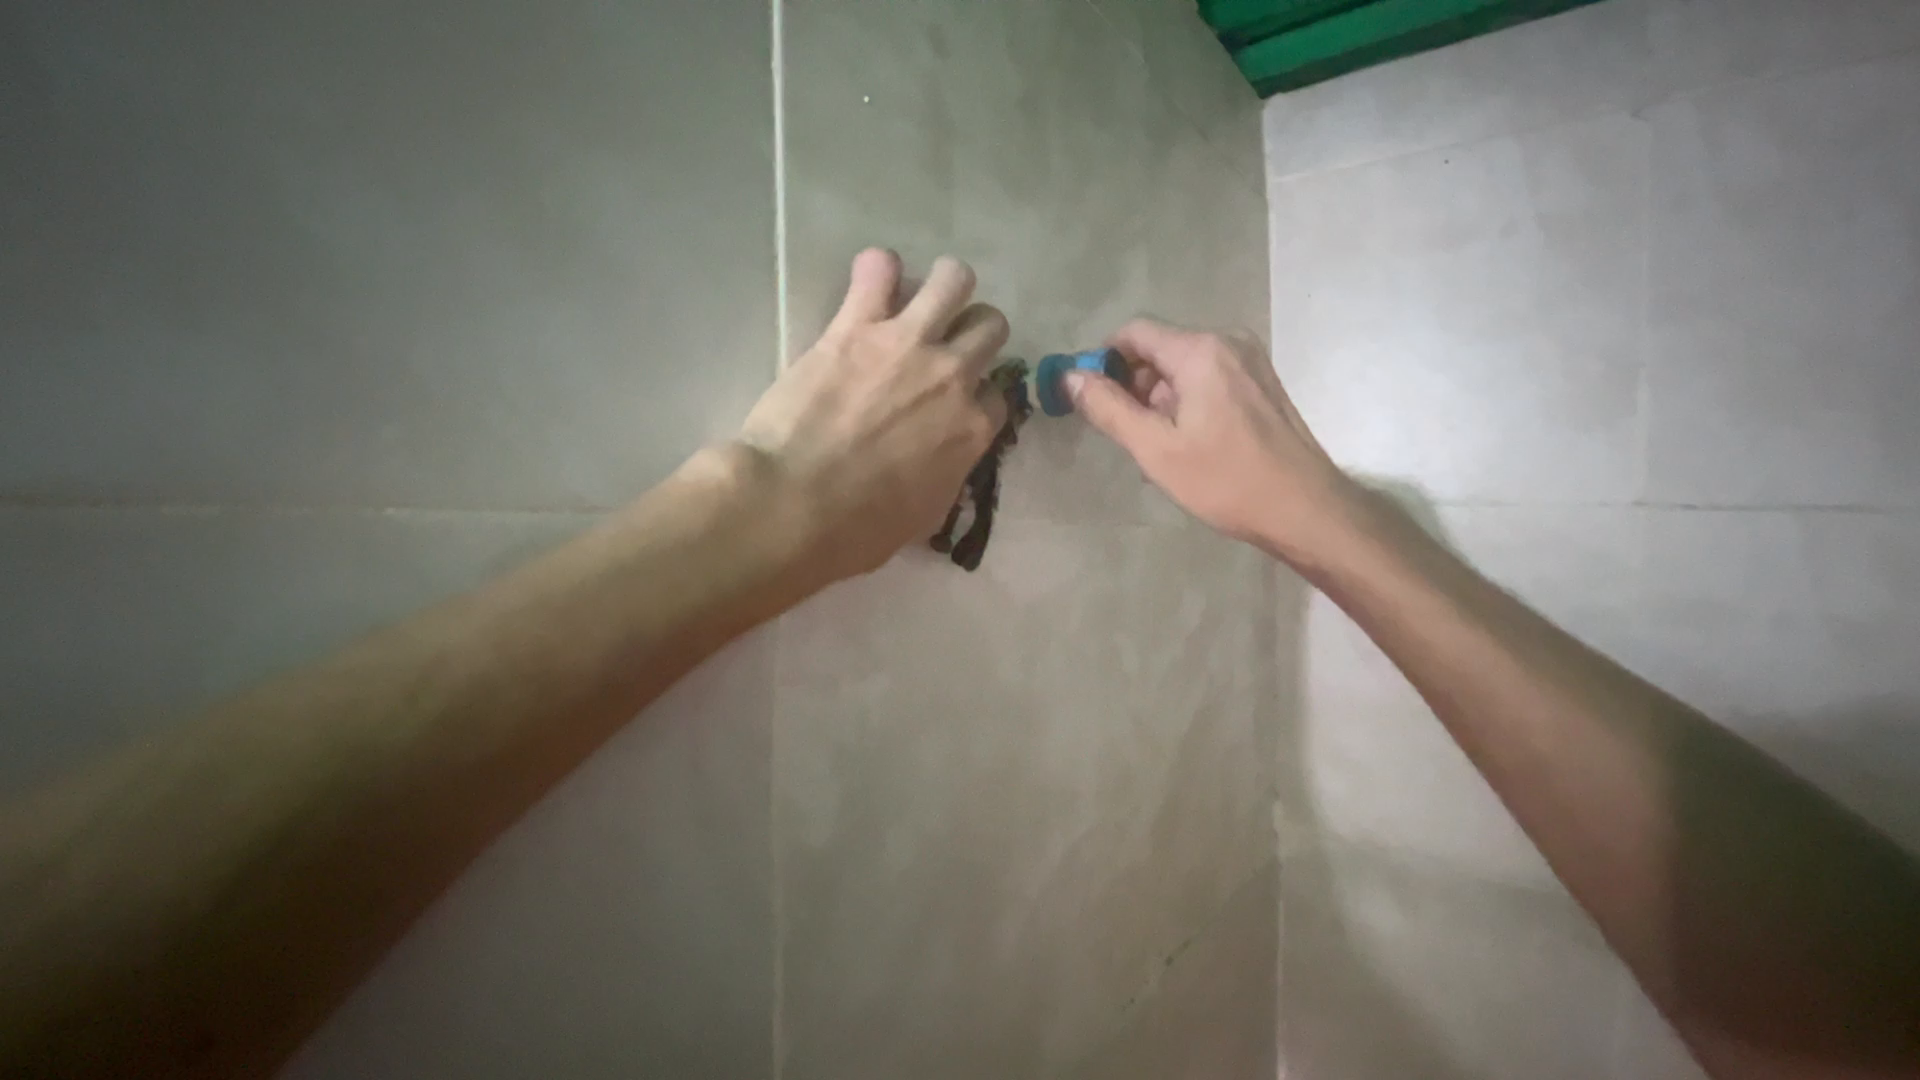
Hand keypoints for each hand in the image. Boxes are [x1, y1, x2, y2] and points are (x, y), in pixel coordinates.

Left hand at [735, 249, 1009, 582]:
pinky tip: (867, 287)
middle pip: (990, 327)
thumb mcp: (923, 517)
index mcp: (973, 430)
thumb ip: (945, 477)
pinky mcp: (856, 324)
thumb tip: (942, 464)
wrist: (795, 506)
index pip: (997, 395)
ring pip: (954, 279)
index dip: (977, 397)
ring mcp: (907, 343)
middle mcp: (953, 376)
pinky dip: (877, 271)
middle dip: (974, 333)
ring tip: (917, 302)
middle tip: (943, 347)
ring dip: (944, 287)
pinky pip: (879, 267)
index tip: (955, 405)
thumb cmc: (857, 529)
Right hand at [1067, 319, 1357, 560]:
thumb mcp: (1155, 448)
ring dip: (1158, 401)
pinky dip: (1185, 405)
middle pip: (1159, 350)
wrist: (1304, 509)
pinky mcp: (1260, 385)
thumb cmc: (1225, 480)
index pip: (1134, 333)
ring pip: (1182, 370)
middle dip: (1132, 386)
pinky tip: (1185, 447)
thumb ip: (1108, 408)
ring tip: (1156, 450)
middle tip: (1124, 434)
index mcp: (1200, 351)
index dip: (1102, 360)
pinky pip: (1207, 382)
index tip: (1087, 398)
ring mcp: (1249, 363)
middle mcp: (1227, 343)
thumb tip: (1070, 376)